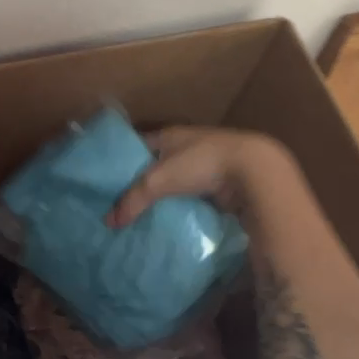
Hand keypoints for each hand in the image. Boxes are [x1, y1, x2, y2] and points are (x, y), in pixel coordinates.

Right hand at [107, 127, 288, 225]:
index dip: (120, 163)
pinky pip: (189, 197)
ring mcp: (203, 165)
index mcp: (169, 136)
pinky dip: (178, 207)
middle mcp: (185, 147)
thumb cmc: (200, 164)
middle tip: (118, 206)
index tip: (106, 184)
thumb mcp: (157, 180)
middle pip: (153, 167)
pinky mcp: (217, 184)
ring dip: (160, 198)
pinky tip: (166, 221)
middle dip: (138, 184)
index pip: (136, 147)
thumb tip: (109, 222)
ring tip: (139, 217)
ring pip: (172, 183)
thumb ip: (131, 201)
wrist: (252, 171)